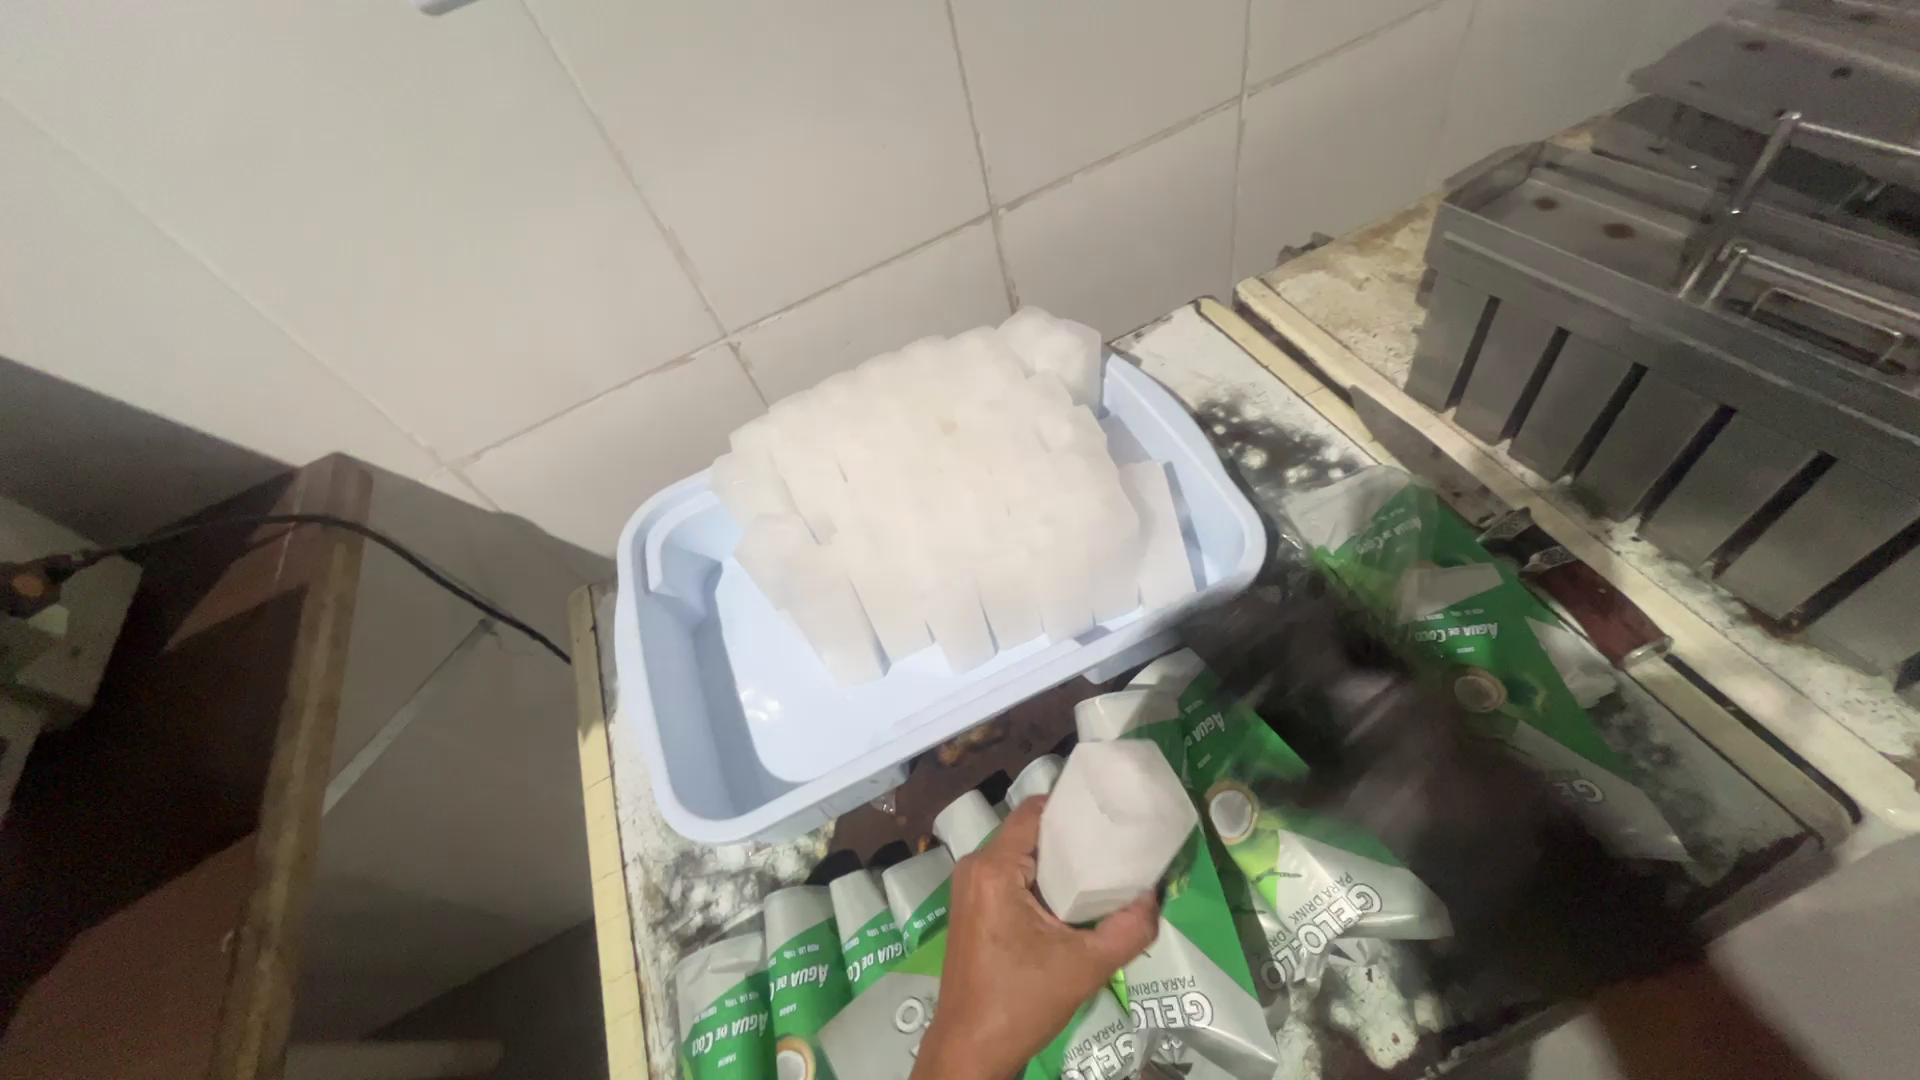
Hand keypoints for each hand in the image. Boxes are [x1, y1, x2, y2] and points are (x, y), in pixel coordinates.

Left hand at [910, 795, 1157, 1079]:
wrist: (971, 1050)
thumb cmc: (1021, 1002)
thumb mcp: (1085, 967)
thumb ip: (1128, 929)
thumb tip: (1155, 896)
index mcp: (995, 868)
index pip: (1034, 811)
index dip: (1071, 807)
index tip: (1107, 813)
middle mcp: (975, 866)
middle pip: (1027, 830)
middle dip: (1068, 835)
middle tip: (1111, 842)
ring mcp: (969, 886)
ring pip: (1019, 853)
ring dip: (1054, 859)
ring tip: (1096, 867)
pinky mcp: (971, 905)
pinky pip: (1008, 873)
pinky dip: (1037, 877)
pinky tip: (1068, 896)